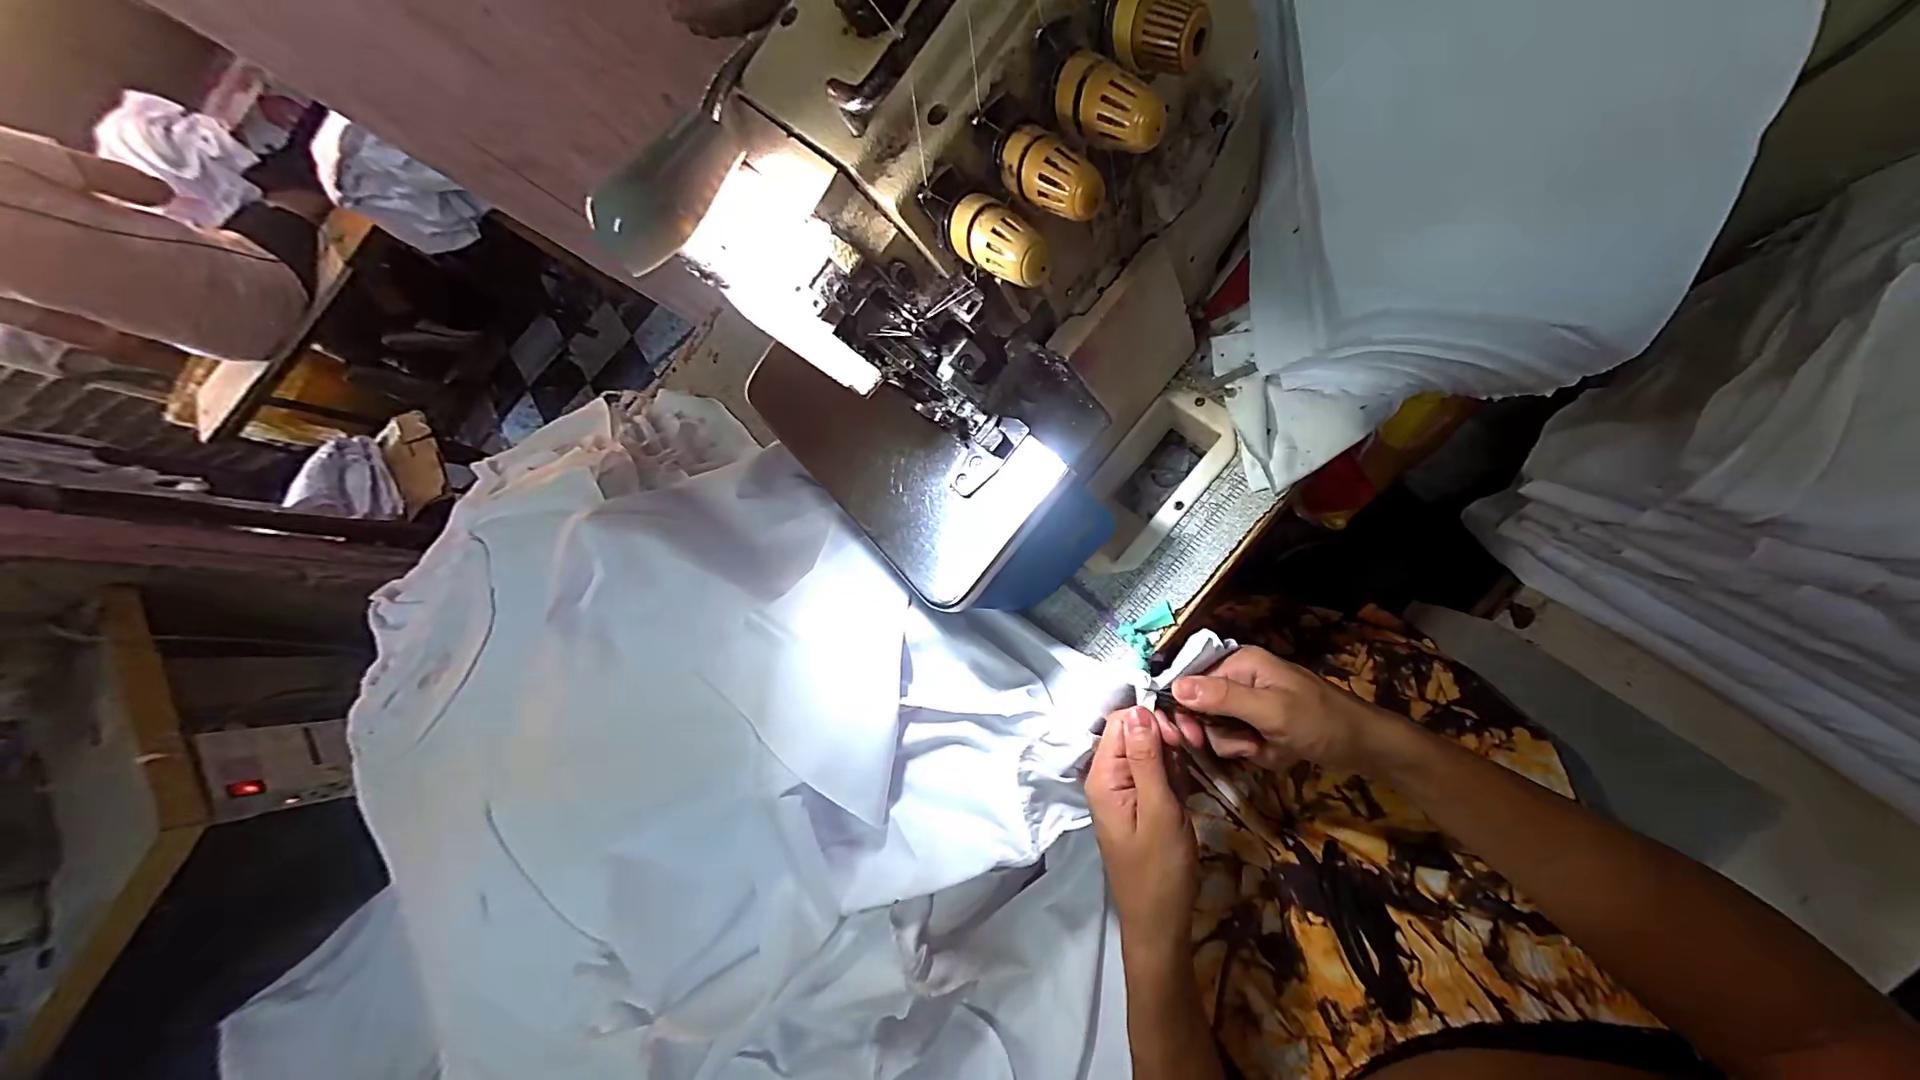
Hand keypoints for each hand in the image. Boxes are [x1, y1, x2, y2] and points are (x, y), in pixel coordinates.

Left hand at [1086, 706, 1197, 937]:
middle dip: (1165, 740)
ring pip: (1148, 751)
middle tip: (1188, 765)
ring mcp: (1122, 789)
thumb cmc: (1160, 870)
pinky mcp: (1138, 801)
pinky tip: (1183, 794)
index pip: (1121, 721)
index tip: (1180, 739)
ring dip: (1172, 760)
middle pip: (1134, 732)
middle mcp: (1106, 776)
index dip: (1151, 721)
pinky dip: (1172, 776)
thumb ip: (1146, 758)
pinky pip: (1154, 772)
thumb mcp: (1158, 810)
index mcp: (1102, 775)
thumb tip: (1138, 709)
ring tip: (1184, 787)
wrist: (1160, 923)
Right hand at [1166, 646, 1412, 774]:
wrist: (1366, 748)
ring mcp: (1249, 701)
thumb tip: (1174, 687)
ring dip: (1241, 746)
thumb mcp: (1270, 710)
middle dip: (1222, 734)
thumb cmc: (1320, 722)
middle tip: (1247, 745)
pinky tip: (1277, 751)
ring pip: (1218, 729)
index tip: (1193, 737)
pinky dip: (1254, 750)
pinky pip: (1237, 739)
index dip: (1185, 710)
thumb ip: (1222, 698)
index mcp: (1238, 662)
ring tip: (1269, 747)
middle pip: (1200, 708)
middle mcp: (1239, 677)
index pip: (1188, 682)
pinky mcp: (1258, 722)